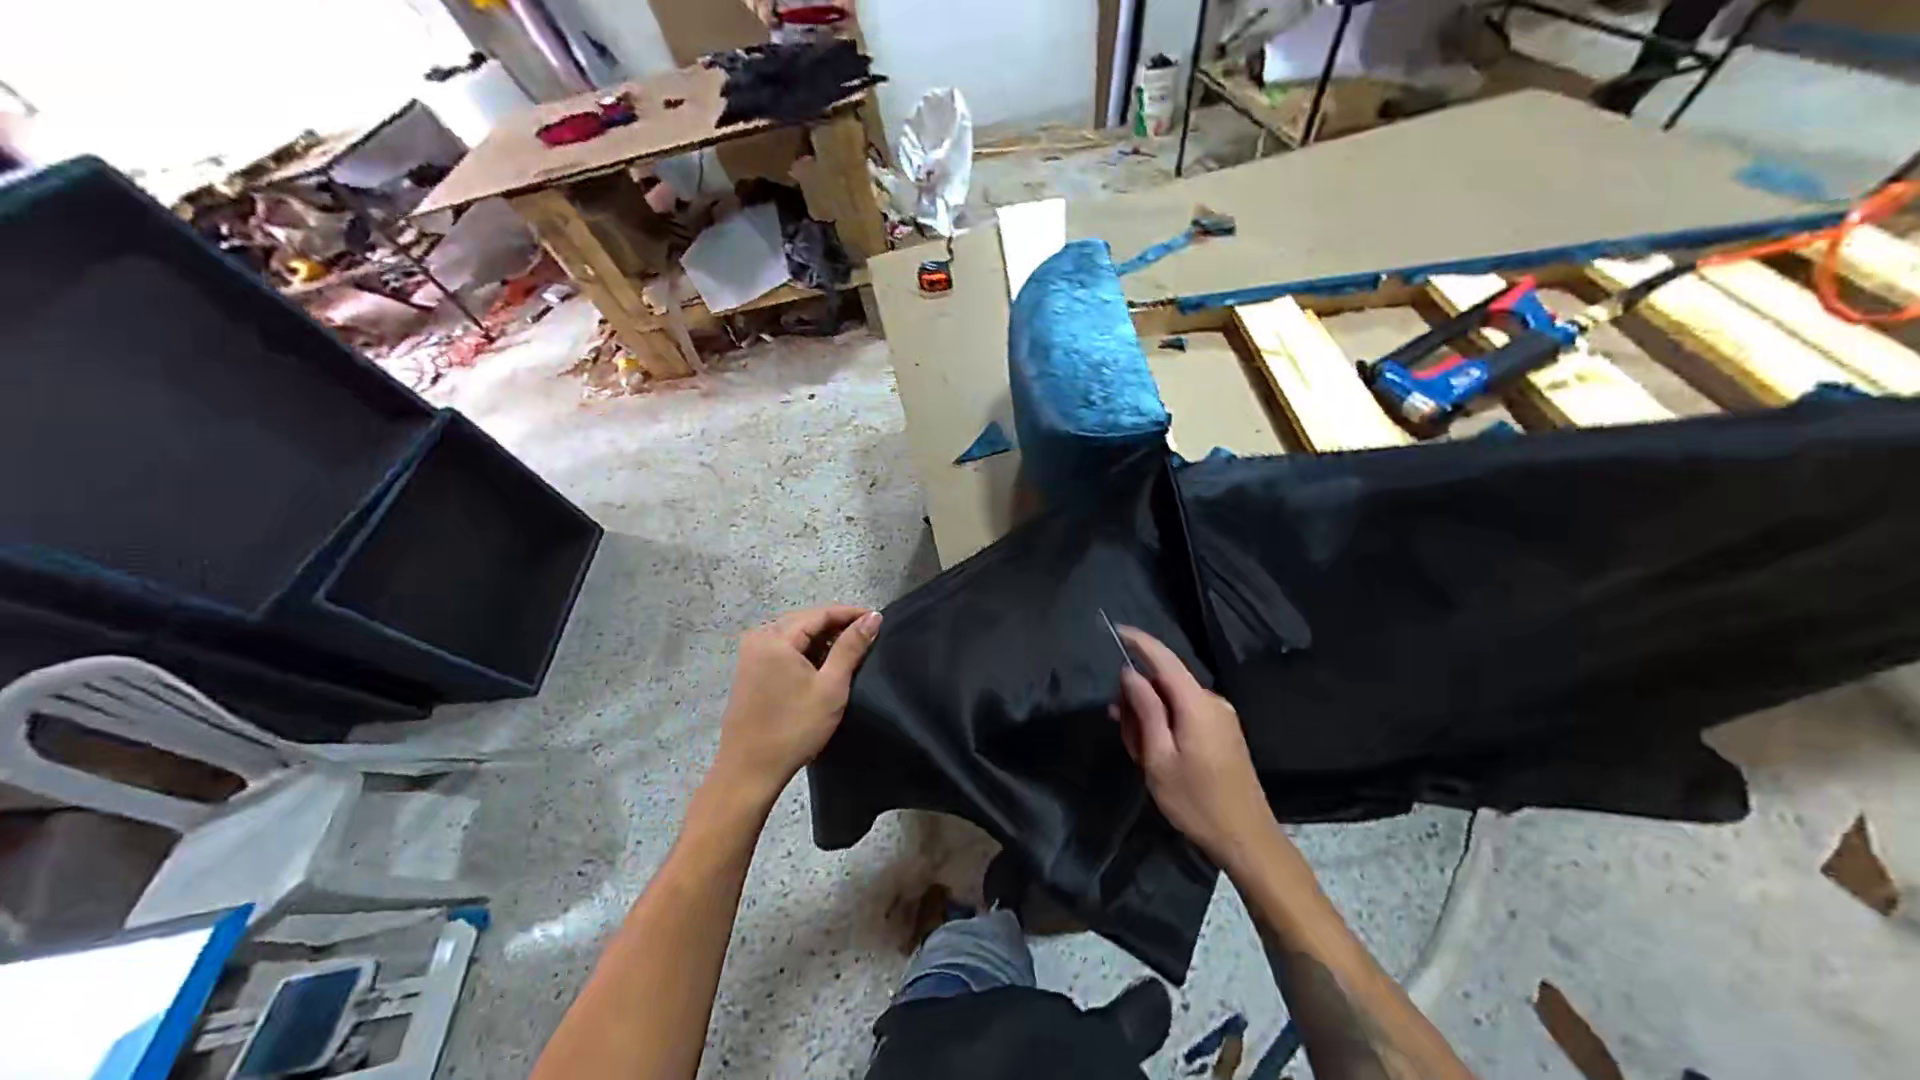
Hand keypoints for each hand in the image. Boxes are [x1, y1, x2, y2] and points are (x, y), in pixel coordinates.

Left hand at [713, 606, 881, 799]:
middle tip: (866, 636)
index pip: (820, 613)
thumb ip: (851, 647)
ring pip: (794, 635)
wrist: (749, 770)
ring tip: (849, 650)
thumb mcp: (830, 687)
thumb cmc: (794, 728)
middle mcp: (759, 638)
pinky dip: (805, 651)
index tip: (877, 621)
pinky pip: (782, 648)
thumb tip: (873, 617)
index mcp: (775, 638)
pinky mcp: (749, 671)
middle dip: (836, 625)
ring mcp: (750, 655)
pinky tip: (822, 664)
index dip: (851, 614)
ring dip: (821, 639)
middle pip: (805, 620)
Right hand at [1109, 626, 1284, 872]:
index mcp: (1197, 704)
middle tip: (1122, 731)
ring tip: (1139, 753)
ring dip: (1150, 717)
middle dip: (1138, 698)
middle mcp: (1213, 702)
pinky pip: (1186, 714)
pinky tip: (1156, 754)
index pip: (1165, 659)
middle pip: (1166, 682)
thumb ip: (1145, 710)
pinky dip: (1165, 725)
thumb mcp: (1158, 758)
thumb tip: (1131, 674)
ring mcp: (1222, 717)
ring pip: (1173, 701)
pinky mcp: (1224, 733)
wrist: (1246, 839)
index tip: (1116, 630)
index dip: (1140, 642)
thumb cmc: (1196, 801)